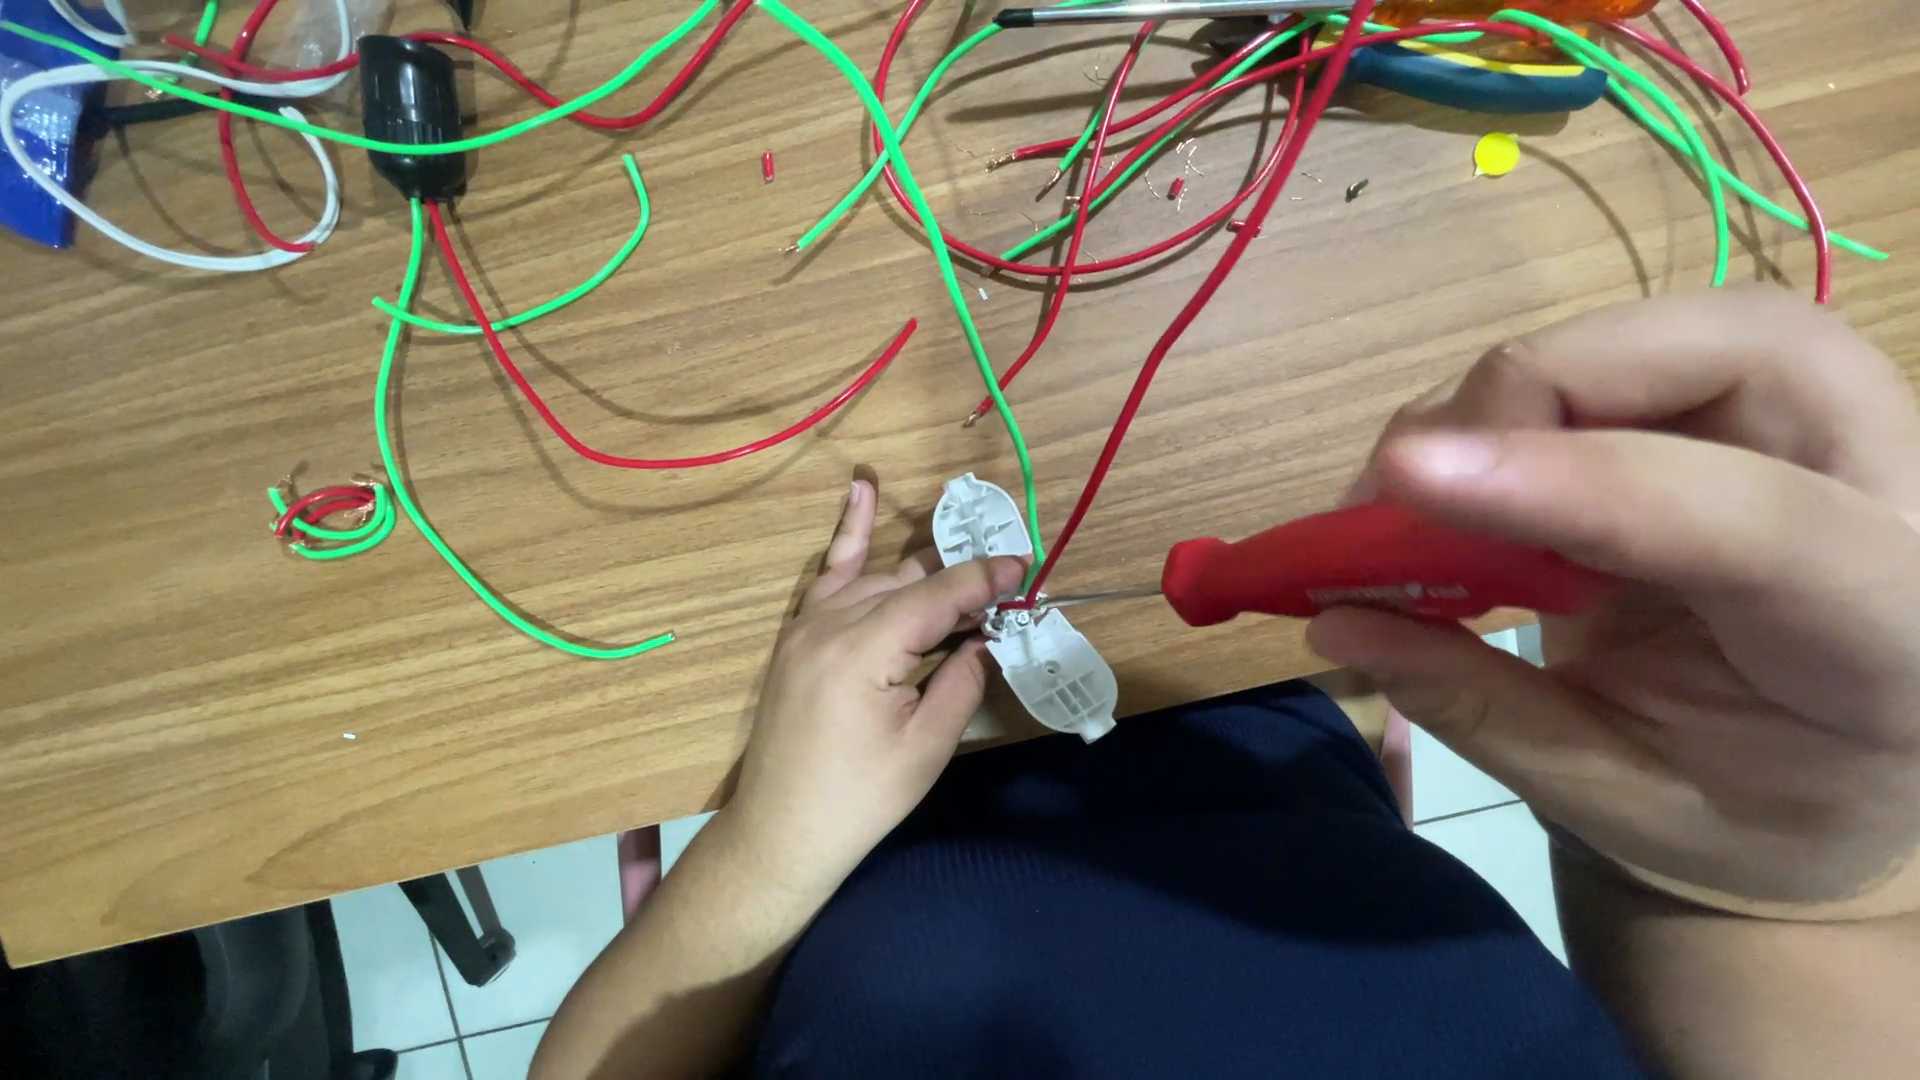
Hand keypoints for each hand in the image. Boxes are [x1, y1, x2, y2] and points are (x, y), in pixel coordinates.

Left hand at [727, 480, 1025, 893]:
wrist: (781, 833)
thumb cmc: (861, 799)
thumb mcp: (927, 746)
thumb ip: (963, 678)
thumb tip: (990, 636)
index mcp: (862, 652)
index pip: (936, 596)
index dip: (983, 580)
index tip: (1024, 567)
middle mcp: (828, 624)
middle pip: (908, 582)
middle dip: (960, 583)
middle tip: (1006, 592)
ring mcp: (805, 625)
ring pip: (876, 578)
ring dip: (921, 574)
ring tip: (966, 576)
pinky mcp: (797, 636)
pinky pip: (829, 575)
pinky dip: (849, 534)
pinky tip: (862, 491)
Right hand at [1308, 289, 1919, 918]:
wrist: (1812, 779)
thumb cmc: (1729, 813)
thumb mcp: (1602, 794)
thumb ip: (1468, 703)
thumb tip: (1333, 623)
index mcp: (1893, 638)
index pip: (1752, 522)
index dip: (1563, 482)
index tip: (1398, 478)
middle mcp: (1896, 501)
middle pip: (1736, 345)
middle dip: (1539, 386)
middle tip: (1418, 477)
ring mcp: (1829, 441)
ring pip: (1658, 334)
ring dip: (1501, 398)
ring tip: (1413, 497)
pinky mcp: (1739, 425)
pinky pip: (1609, 363)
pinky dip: (1500, 408)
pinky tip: (1458, 486)